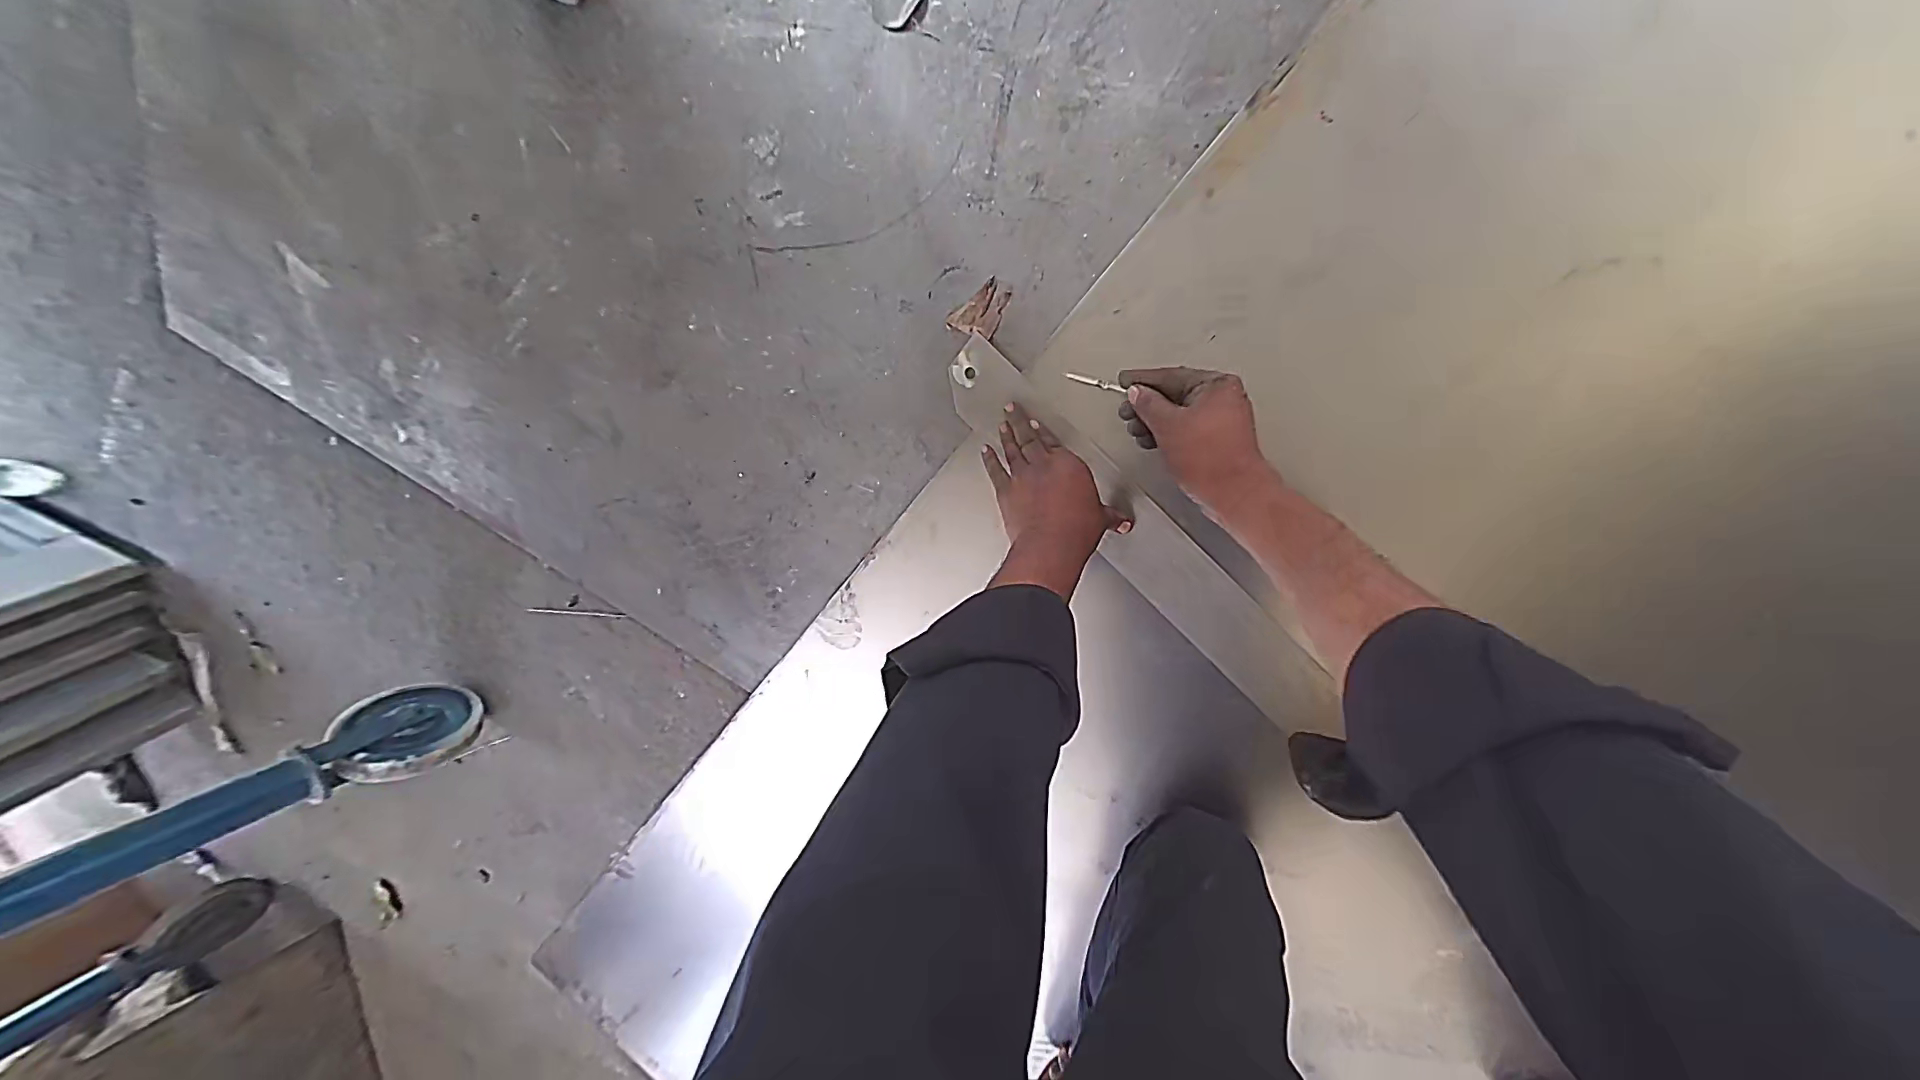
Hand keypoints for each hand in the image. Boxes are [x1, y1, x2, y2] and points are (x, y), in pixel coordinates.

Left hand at [983, 403, 1130, 597]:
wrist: (1051, 545)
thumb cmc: (1075, 530)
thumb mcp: (1098, 519)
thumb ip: (1108, 515)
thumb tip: (1119, 520)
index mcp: (1068, 464)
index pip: (1053, 440)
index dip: (1043, 430)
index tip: (1036, 422)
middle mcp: (1043, 465)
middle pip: (1029, 437)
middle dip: (1019, 421)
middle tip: (1012, 409)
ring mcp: (1022, 477)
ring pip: (1012, 449)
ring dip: (1006, 435)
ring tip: (1001, 424)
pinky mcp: (1006, 492)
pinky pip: (995, 470)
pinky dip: (989, 460)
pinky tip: (986, 452)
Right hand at [1117, 367, 1276, 511]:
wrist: (1232, 492)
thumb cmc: (1213, 460)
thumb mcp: (1167, 424)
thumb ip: (1147, 404)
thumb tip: (1137, 394)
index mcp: (1217, 385)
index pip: (1171, 375)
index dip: (1143, 380)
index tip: (1126, 381)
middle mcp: (1224, 398)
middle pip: (1175, 394)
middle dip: (1147, 405)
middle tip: (1128, 410)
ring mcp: (1223, 419)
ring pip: (1180, 413)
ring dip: (1155, 421)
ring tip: (1139, 429)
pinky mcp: (1218, 439)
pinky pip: (1187, 427)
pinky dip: (1169, 432)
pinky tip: (1155, 440)